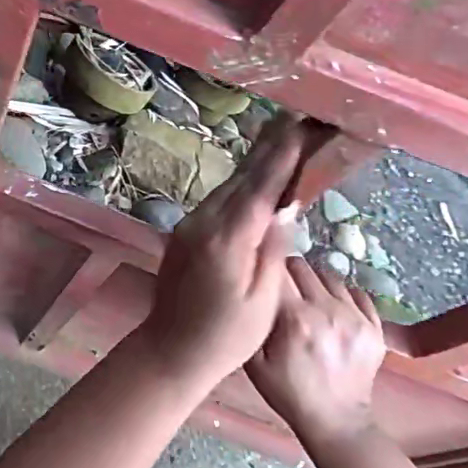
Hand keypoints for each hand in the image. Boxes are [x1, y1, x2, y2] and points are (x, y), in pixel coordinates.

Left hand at [133, 116, 308, 384]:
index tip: (298, 126)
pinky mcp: (183, 232)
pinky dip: (239, 185)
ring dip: (253, 163)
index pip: (260, 187)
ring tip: (278, 136)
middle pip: (241, 177)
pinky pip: (217, 201)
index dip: (281, 155)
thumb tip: (286, 207)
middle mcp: (204, 222)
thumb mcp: (262, 299)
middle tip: (291, 117)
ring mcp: (189, 225)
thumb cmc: (227, 337)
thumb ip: (273, 249)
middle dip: (268, 147)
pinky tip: (253, 177)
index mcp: (227, 238)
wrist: (170, 350)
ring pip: (227, 187)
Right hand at [246, 256, 386, 445]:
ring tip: (307, 300)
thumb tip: (251, 289)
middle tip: (282, 291)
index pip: (277, 271)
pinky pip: (356, 292)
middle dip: (288, 273)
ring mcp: (356, 318)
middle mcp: (328, 311)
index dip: (265, 271)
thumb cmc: (289, 393)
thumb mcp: (255, 363)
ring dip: (314, 283)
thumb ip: (251, 323)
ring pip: (329, 276)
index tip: (261, 279)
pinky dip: (342, 295)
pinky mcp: (375, 327)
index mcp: (296, 319)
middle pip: (302, 266)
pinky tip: (332, 309)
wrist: (336, 423)